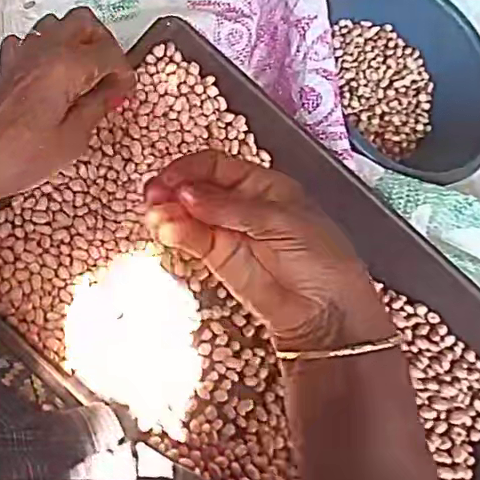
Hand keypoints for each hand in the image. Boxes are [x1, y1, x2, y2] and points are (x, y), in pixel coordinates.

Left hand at [0, 7, 133, 228]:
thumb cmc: (19, 158)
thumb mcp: (71, 140)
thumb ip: (96, 107)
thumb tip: (114, 91)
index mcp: (65, 65)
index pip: (109, 53)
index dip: (124, 72)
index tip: (126, 93)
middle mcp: (43, 50)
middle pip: (84, 22)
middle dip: (104, 43)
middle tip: (111, 75)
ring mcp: (20, 55)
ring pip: (56, 25)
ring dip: (76, 41)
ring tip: (85, 75)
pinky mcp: (5, 68)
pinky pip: (31, 43)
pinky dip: (47, 51)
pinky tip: (51, 77)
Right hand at [143, 150, 387, 350]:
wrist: (327, 314)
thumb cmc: (320, 258)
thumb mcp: (283, 221)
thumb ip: (233, 208)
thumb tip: (186, 194)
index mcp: (261, 184)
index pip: (215, 166)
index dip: (189, 169)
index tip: (167, 178)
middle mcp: (239, 204)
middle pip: (195, 188)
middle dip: (171, 189)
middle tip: (152, 196)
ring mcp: (225, 233)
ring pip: (187, 214)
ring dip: (167, 211)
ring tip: (154, 215)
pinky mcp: (217, 260)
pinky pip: (191, 241)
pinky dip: (175, 233)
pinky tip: (164, 229)